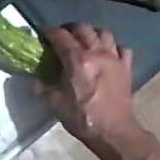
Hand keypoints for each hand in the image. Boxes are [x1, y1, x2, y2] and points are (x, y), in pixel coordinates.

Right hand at [38, 24, 152, 159]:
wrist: (113, 132)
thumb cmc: (81, 117)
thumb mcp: (54, 103)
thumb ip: (41, 87)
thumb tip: (32, 79)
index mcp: (77, 60)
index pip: (60, 36)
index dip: (49, 31)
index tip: (42, 33)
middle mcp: (97, 52)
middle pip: (83, 28)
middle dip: (69, 28)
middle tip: (61, 35)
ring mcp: (114, 58)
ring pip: (104, 33)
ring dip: (91, 33)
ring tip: (84, 41)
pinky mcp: (126, 68)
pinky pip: (121, 49)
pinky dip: (113, 47)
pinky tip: (107, 55)